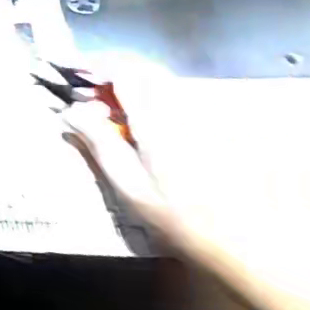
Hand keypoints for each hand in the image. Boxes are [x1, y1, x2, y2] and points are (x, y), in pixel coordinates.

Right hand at [59, 70, 309, 309]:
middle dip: (111, 74)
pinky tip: (136, 121)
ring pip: (157, 80)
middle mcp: (177, 109)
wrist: (238, 240)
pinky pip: (170, 96)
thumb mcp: (129, 186)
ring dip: (129, 84)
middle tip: (90, 94)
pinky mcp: (205, 126)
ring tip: (108, 108)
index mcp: (156, 121)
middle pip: (142, 69)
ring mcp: (195, 115)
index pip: (125, 74)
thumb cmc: (177, 218)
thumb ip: (100, 143)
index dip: (97, 72)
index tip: (78, 81)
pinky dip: (147, 96)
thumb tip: (71, 112)